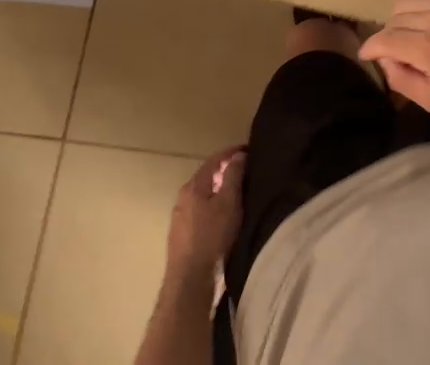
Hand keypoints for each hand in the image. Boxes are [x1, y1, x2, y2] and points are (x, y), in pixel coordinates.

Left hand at [165, 146, 244, 278]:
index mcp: (194, 186)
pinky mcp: (182, 235)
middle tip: (247, 171)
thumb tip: (238, 155)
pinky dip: (213, 207)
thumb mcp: (229, 203)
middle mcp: (183, 198)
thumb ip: (234, 176)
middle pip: (207, 177)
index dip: (231, 152)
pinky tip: (224, 217)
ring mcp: (180, 218)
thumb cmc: (213, 237)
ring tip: (239, 193)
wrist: (190, 279)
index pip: (214, 160)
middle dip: (226, 171)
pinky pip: (200, 212)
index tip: (249, 149)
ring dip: (220, 191)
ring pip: (203, 196)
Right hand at [359, 0, 429, 114]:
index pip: (385, 39)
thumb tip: (385, 61)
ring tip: (417, 38)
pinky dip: (425, 10)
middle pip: (394, 18)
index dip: (370, 48)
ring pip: (409, 2)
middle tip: (399, 54)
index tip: (366, 55)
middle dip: (389, 37)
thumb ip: (403, 81)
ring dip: (404, 20)